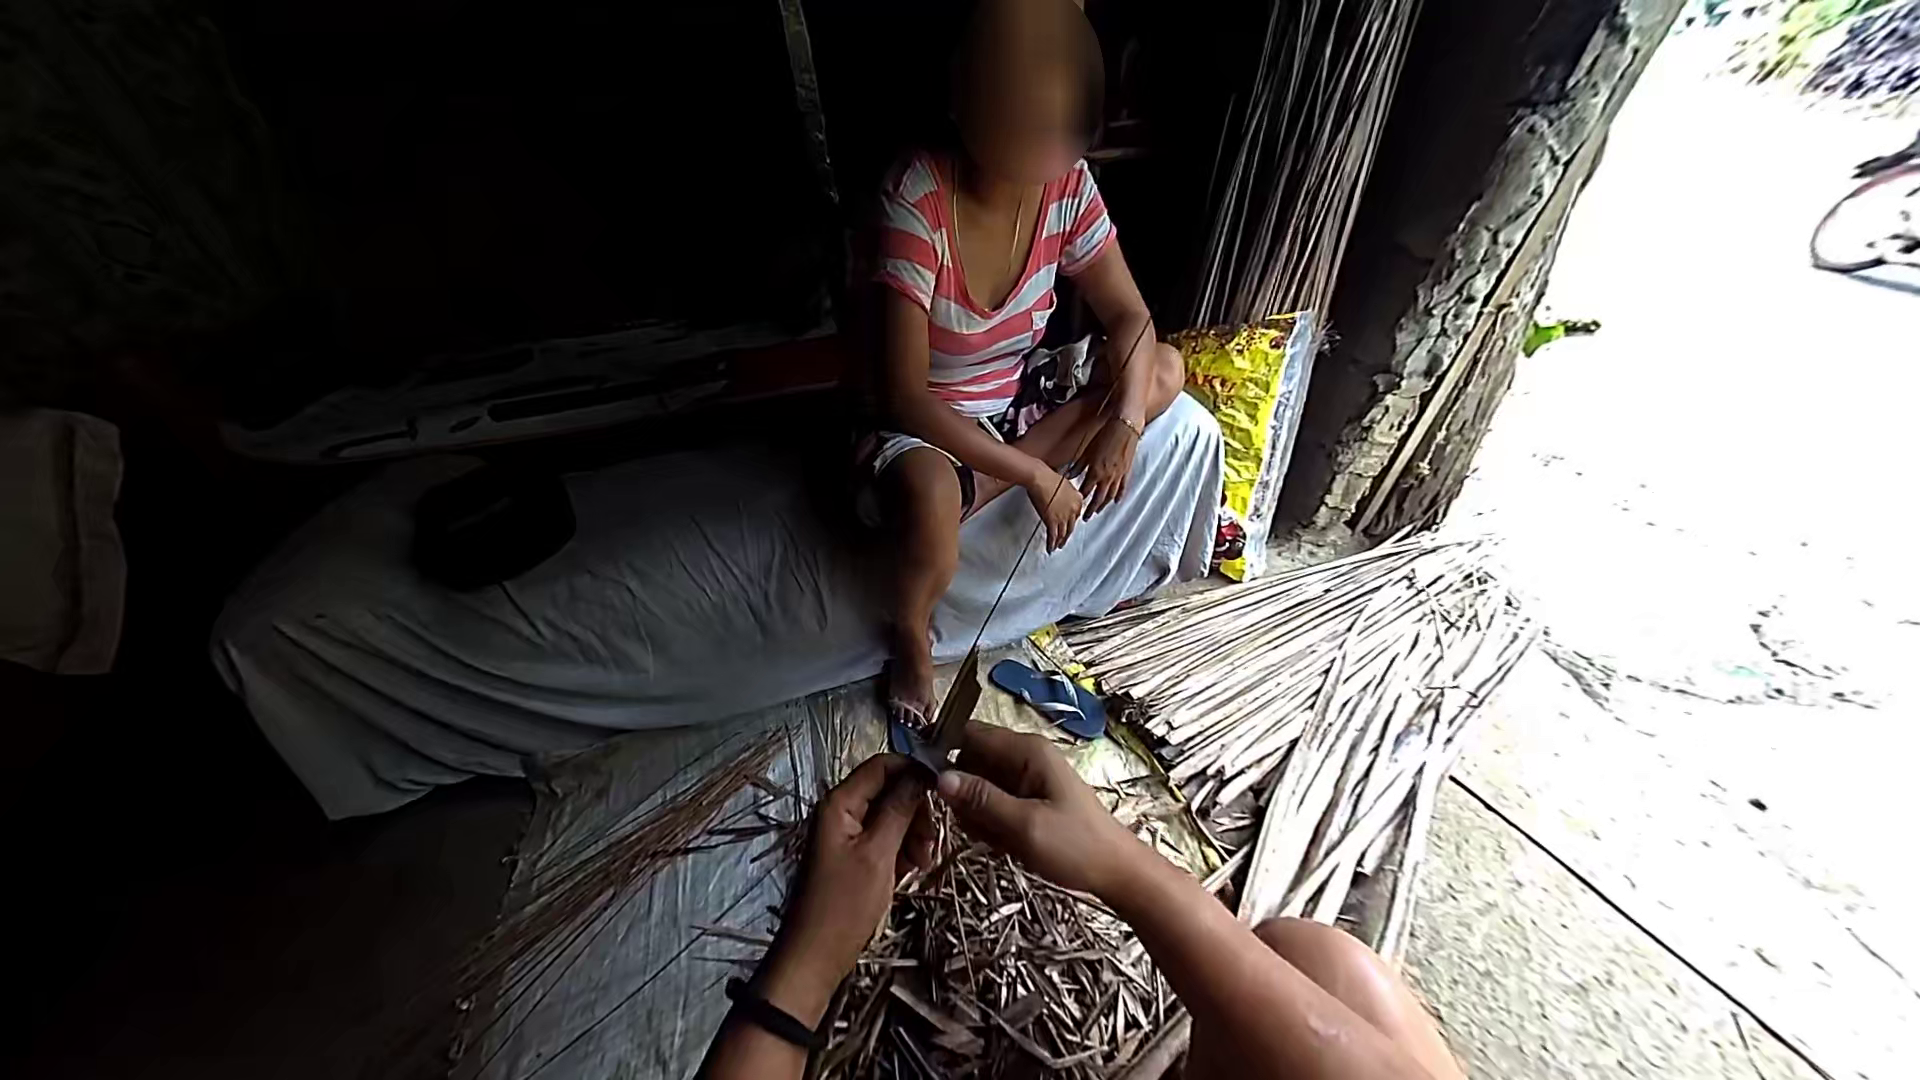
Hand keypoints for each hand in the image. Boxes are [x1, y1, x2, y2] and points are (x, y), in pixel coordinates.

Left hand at [760, 754, 935, 1023]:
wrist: (814, 962)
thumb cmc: (844, 906)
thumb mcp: (879, 854)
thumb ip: (899, 808)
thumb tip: (921, 773)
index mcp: (841, 802)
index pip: (882, 764)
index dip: (913, 770)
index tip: (942, 789)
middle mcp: (842, 810)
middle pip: (889, 789)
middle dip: (915, 809)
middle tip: (931, 840)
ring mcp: (847, 832)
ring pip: (891, 813)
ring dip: (912, 832)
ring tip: (923, 862)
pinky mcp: (854, 853)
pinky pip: (884, 836)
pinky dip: (902, 848)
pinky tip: (912, 869)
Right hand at [933, 721, 1142, 897]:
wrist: (1116, 873)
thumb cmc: (1075, 846)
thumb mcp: (1025, 826)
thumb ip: (982, 800)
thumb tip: (941, 777)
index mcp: (1026, 750)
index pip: (970, 733)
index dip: (946, 752)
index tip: (930, 784)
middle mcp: (1023, 756)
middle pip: (971, 761)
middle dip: (964, 793)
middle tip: (976, 825)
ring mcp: (1025, 777)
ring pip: (979, 785)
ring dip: (978, 813)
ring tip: (997, 838)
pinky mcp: (1027, 797)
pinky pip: (993, 801)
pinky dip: (991, 822)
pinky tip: (1005, 843)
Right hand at [1024, 467, 1084, 551]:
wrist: (1040, 478)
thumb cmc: (1049, 477)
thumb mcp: (1065, 484)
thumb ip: (1068, 494)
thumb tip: (1063, 497)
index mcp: (1078, 500)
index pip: (1077, 515)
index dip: (1071, 522)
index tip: (1069, 526)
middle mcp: (1073, 510)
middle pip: (1071, 526)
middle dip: (1067, 535)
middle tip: (1064, 540)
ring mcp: (1063, 517)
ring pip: (1063, 533)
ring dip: (1060, 541)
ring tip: (1057, 546)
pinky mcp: (1052, 521)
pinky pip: (1053, 536)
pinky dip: (1051, 543)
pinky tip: (1050, 548)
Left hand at [1080, 416, 1139, 518]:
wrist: (1125, 427)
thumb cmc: (1104, 436)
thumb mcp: (1088, 451)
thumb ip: (1079, 466)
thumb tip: (1069, 475)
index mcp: (1095, 472)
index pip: (1085, 491)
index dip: (1080, 498)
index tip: (1075, 504)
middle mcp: (1107, 477)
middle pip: (1098, 498)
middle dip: (1091, 509)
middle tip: (1086, 518)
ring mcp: (1118, 475)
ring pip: (1110, 496)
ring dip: (1103, 505)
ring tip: (1098, 512)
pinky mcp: (1126, 471)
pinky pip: (1122, 488)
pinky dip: (1118, 496)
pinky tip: (1116, 501)